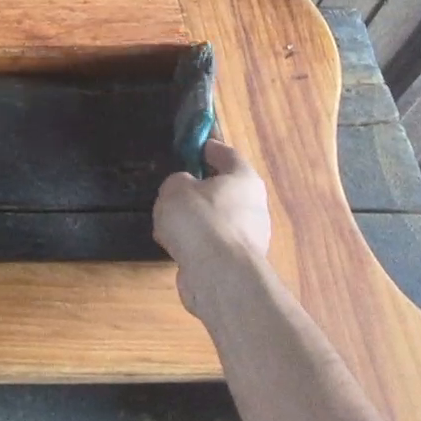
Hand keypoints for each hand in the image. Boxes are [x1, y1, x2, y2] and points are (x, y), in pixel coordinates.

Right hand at [153, 140, 272, 320]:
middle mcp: (254, 207)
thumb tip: (185, 190)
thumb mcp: (175, 188)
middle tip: (176, 187)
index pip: (228, 155)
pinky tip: (172, 245)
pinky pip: (210, 244)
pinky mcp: (237, 263)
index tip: (196, 146)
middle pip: (225, 190)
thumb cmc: (199, 218)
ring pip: (217, 219)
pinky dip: (194, 242)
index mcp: (244, 180)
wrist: (217, 274)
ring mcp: (249, 238)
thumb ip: (178, 182)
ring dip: (195, 219)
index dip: (210, 148)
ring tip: (167, 221)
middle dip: (201, 189)